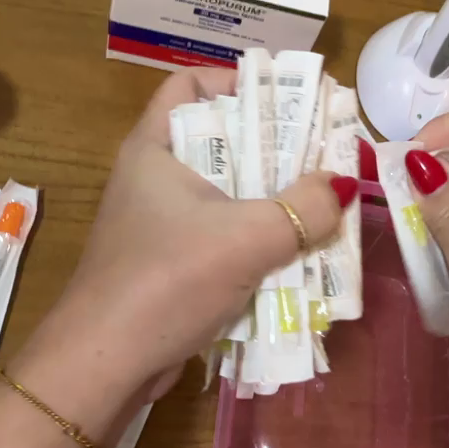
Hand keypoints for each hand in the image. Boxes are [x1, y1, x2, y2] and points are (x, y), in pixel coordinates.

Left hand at [16, 69, 357, 436]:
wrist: (104, 366)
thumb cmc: (166, 282)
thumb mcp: (245, 239)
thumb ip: (304, 210)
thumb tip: (344, 186)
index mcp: (155, 149)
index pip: (191, 85)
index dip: (238, 81)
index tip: (291, 102)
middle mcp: (155, 179)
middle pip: (222, 143)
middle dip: (275, 150)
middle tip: (326, 159)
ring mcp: (161, 225)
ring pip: (228, 197)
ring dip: (273, 204)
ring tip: (324, 208)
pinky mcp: (172, 265)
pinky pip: (225, 240)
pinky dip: (259, 244)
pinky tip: (298, 258)